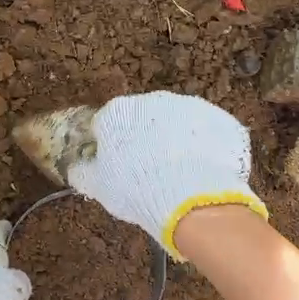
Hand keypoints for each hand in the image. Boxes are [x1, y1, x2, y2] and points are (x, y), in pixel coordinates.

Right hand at [65, 91, 267, 260]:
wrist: (192, 199)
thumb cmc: (135, 190)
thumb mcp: (97, 187)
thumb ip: (83, 172)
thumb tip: (77, 168)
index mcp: (118, 112)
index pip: (106, 124)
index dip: (108, 146)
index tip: (113, 165)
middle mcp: (154, 100)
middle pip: (143, 119)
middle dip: (143, 139)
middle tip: (146, 172)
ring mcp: (192, 107)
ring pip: (178, 124)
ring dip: (175, 142)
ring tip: (177, 175)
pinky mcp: (222, 120)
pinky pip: (207, 134)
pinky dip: (204, 149)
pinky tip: (201, 173)